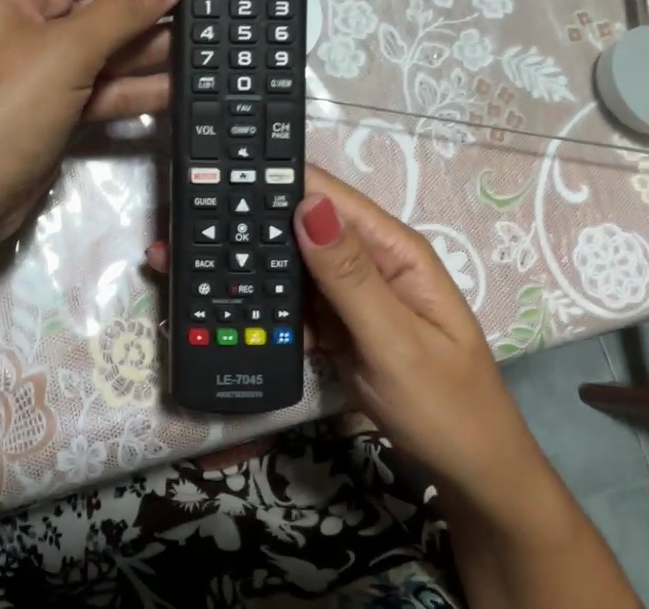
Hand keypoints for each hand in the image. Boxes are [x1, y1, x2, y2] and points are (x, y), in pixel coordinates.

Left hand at [0, 0, 194, 254]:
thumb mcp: (65, 52)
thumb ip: (127, 7)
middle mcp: (29, 14)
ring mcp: (46, 62)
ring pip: (115, 44)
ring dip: (161, 44)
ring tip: (223, 33)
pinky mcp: (60, 103)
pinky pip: (110, 82)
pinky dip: (143, 85)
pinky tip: (191, 81)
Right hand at [147, 166, 554, 514]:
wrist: (471, 475)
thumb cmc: (445, 406)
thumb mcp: (396, 341)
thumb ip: (349, 275)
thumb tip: (306, 202)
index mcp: (393, 249)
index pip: (326, 195)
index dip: (275, 178)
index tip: (214, 172)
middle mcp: (370, 260)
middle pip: (301, 225)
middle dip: (246, 221)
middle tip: (177, 222)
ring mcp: (351, 293)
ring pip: (290, 264)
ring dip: (245, 260)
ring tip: (178, 255)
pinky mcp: (337, 323)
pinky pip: (294, 300)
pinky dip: (260, 299)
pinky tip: (216, 296)